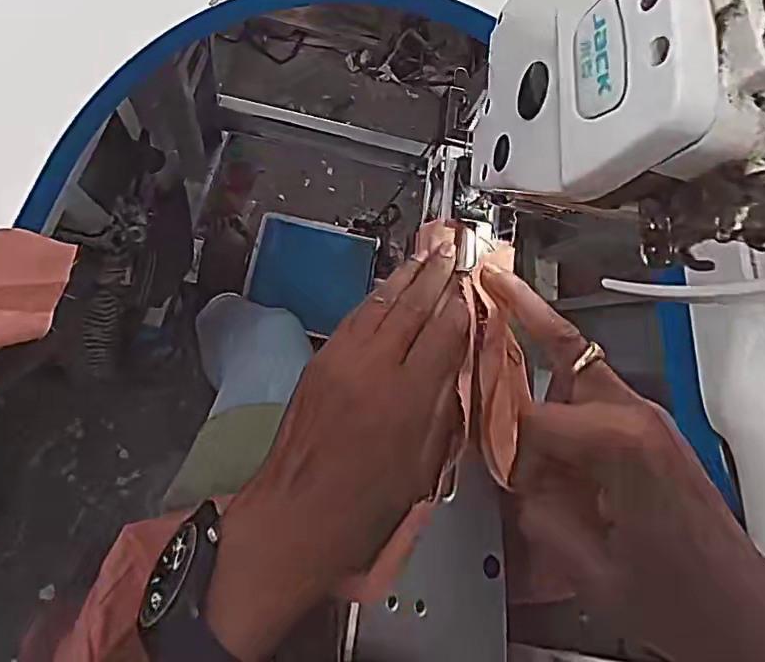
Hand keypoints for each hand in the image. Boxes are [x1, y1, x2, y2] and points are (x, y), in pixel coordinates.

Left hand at [206, 244, 470, 660]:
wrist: (293, 515)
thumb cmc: (365, 504)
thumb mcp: (422, 464)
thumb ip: (443, 407)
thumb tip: (456, 364)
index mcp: (409, 398)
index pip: (445, 333)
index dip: (461, 306)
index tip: (472, 288)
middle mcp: (376, 368)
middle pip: (414, 307)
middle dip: (436, 275)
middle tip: (451, 250)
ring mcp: (344, 358)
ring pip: (382, 302)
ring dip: (406, 275)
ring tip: (425, 253)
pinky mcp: (321, 359)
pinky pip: (355, 315)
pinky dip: (376, 294)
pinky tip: (389, 283)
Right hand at [484, 263, 764, 661]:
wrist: (743, 613)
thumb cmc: (682, 598)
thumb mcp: (589, 569)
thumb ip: (536, 511)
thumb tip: (507, 474)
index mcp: (619, 444)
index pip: (531, 418)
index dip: (494, 425)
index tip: (469, 420)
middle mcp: (635, 415)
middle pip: (565, 350)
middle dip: (523, 311)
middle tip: (492, 279)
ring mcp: (645, 416)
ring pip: (581, 359)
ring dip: (541, 332)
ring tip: (506, 300)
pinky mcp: (647, 427)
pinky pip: (595, 386)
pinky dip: (560, 371)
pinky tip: (536, 368)